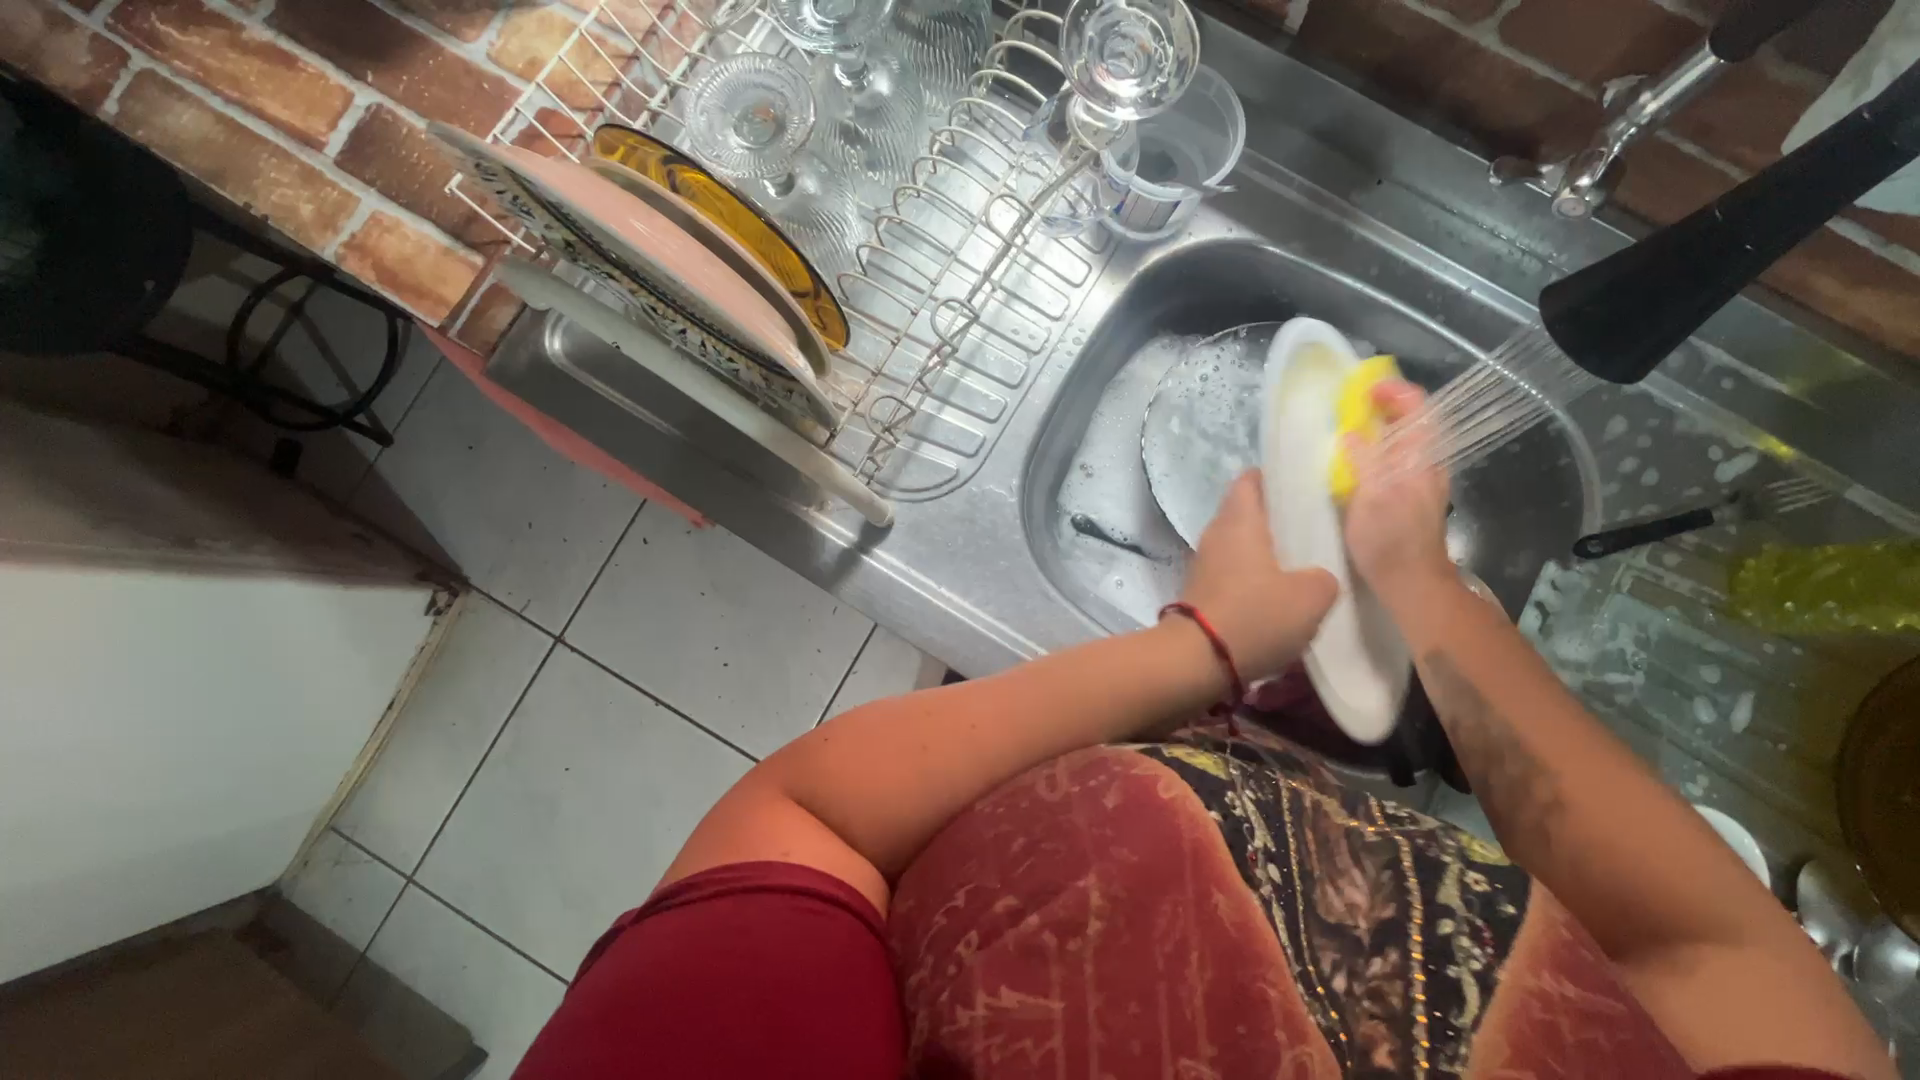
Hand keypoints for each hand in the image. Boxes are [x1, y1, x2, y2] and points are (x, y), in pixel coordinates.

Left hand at [1179, 470, 1336, 681]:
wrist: (1197, 661)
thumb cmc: (1255, 616)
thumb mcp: (1312, 596)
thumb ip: (1323, 577)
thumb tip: (1316, 577)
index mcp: (1240, 520)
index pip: (1251, 480)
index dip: (1275, 477)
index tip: (1303, 486)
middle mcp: (1216, 535)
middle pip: (1246, 513)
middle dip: (1276, 519)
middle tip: (1314, 529)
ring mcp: (1204, 565)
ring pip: (1240, 546)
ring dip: (1265, 553)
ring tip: (1303, 565)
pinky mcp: (1201, 593)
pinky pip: (1232, 574)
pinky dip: (1253, 579)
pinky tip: (1278, 597)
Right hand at [1343, 379, 1453, 602]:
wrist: (1411, 582)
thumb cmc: (1389, 541)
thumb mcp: (1371, 497)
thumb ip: (1363, 459)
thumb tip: (1351, 434)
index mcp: (1422, 455)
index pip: (1416, 405)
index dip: (1391, 390)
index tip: (1360, 390)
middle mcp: (1427, 460)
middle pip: (1411, 419)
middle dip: (1381, 405)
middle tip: (1347, 406)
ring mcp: (1421, 477)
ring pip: (1403, 438)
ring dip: (1377, 427)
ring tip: (1346, 428)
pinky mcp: (1411, 493)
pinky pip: (1396, 457)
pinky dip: (1376, 448)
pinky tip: (1354, 461)